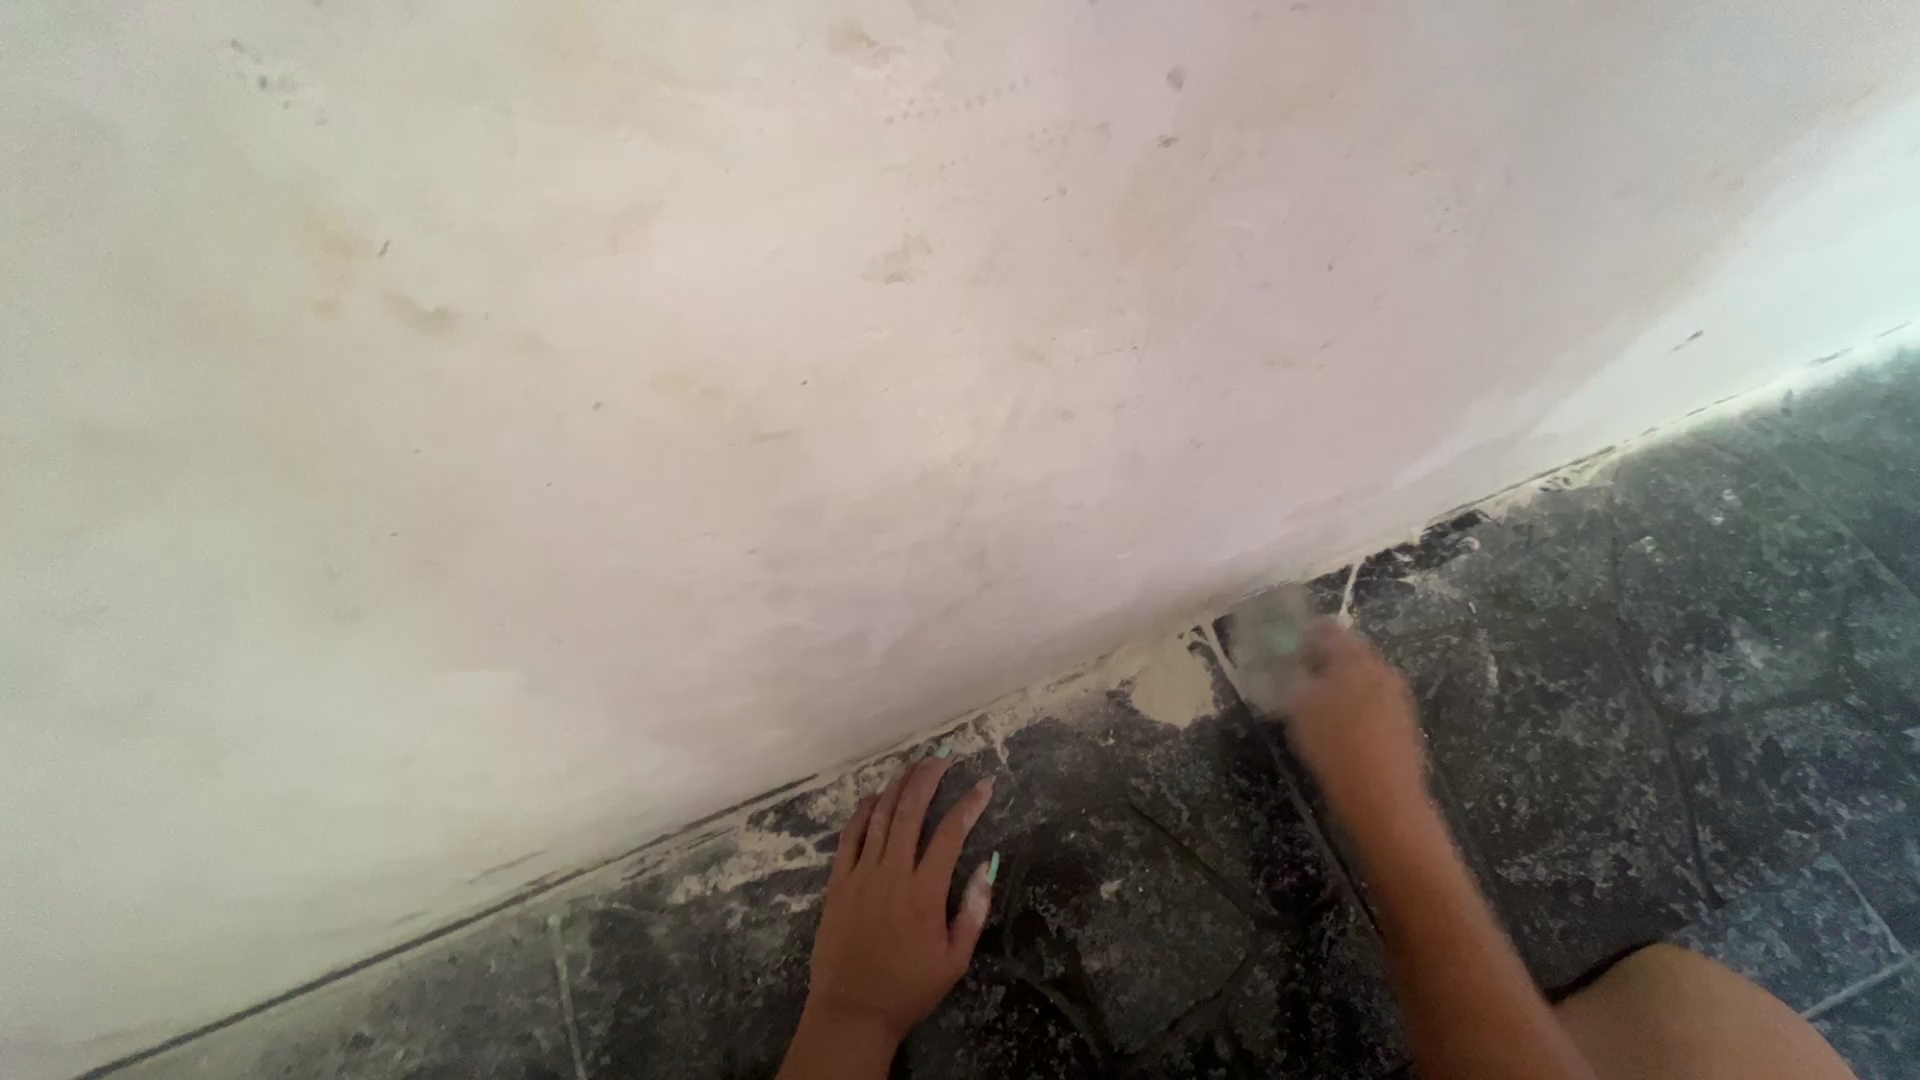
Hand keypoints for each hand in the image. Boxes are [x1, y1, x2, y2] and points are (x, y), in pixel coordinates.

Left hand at [782, 753, 996, 1078]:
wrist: (852, 1010)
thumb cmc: (909, 987)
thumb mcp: (955, 959)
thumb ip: (973, 910)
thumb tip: (986, 865)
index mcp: (925, 892)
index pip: (951, 833)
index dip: (969, 804)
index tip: (984, 785)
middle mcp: (892, 873)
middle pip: (910, 811)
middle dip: (928, 778)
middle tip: (943, 758)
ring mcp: (861, 874)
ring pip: (879, 816)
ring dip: (897, 786)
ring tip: (913, 766)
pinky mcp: (838, 881)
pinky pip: (849, 836)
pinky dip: (862, 811)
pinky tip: (873, 796)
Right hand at [1284, 621, 1427, 815]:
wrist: (1382, 795)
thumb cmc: (1333, 744)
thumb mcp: (1298, 707)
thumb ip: (1296, 679)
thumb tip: (1298, 666)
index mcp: (1354, 659)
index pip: (1329, 630)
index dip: (1307, 635)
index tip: (1289, 647)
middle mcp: (1382, 670)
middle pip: (1351, 653)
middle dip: (1326, 659)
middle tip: (1300, 673)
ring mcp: (1398, 696)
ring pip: (1365, 677)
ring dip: (1342, 682)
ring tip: (1318, 700)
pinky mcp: (1405, 722)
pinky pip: (1375, 700)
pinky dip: (1357, 703)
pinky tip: (1341, 723)